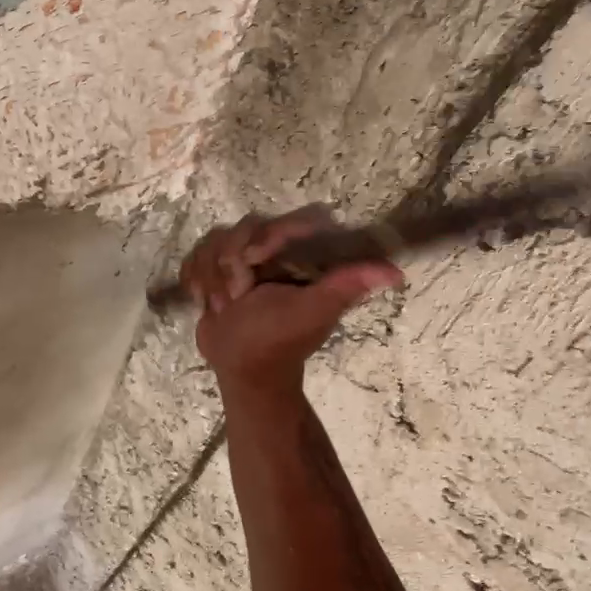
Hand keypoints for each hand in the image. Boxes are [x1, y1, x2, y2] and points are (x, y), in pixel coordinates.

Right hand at [180, 207, 401, 401]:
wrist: (239, 369)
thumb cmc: (275, 342)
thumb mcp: (309, 311)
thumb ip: (343, 285)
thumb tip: (395, 272)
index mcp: (303, 257)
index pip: (286, 221)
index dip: (266, 235)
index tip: (255, 261)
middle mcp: (275, 253)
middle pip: (243, 228)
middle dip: (230, 264)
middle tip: (237, 296)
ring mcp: (242, 261)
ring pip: (214, 241)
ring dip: (211, 277)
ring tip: (222, 306)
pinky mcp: (215, 271)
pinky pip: (195, 256)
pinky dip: (194, 280)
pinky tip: (204, 302)